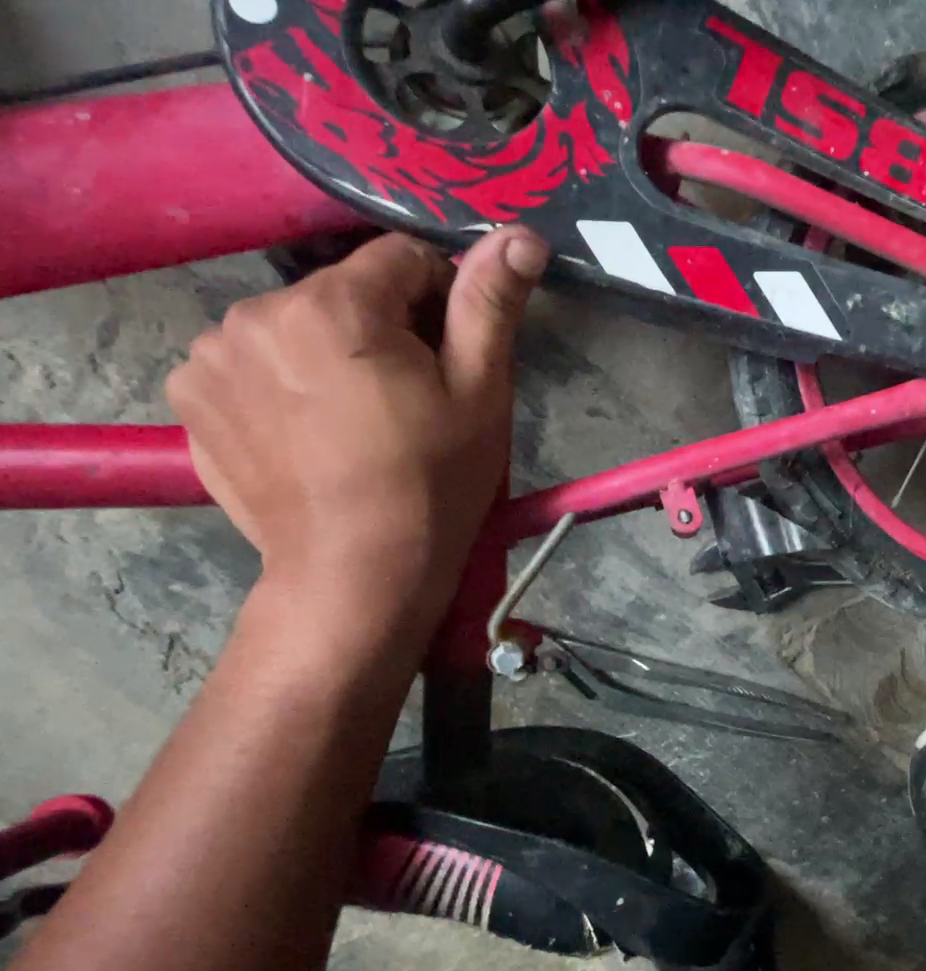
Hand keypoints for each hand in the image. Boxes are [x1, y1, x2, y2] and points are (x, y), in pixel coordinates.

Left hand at [167, 227, 548, 615]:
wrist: (359, 568)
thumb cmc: (435, 477)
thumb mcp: (482, 390)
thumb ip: (491, 303)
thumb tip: (522, 234)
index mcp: (334, 304)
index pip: (403, 258)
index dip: (443, 301)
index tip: (452, 359)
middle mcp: (254, 312)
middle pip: (344, 294)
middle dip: (383, 329)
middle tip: (413, 398)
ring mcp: (209, 357)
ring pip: (295, 328)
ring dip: (329, 353)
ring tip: (360, 420)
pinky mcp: (190, 398)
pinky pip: (251, 365)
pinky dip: (283, 384)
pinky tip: (313, 432)